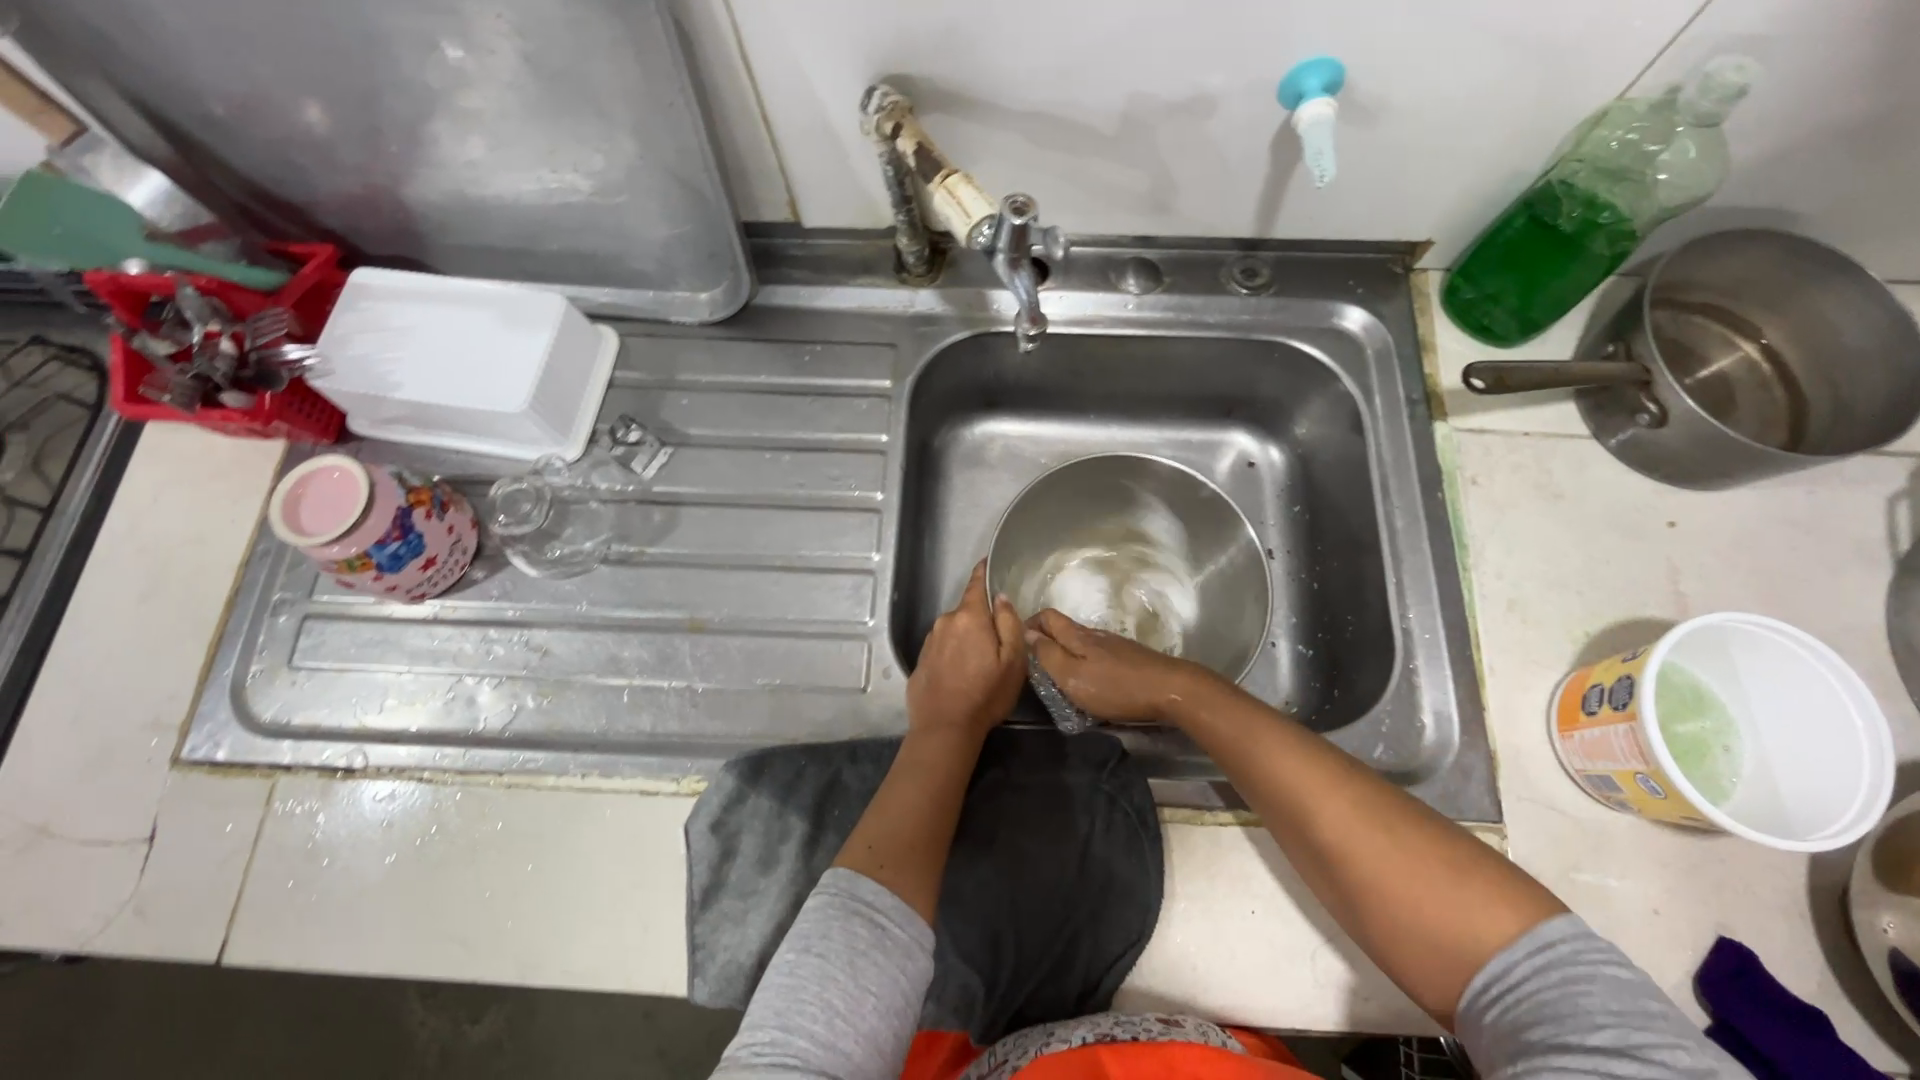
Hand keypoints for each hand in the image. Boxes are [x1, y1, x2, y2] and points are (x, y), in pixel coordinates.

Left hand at [906, 561, 1026, 741]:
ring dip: (967, 639)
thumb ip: (1009, 624)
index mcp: (968, 617)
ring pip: (955, 631)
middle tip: (998, 641)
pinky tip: (962, 675)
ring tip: (980, 664)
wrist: (944, 728)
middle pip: (968, 611)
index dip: (984, 572)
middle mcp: (945, 622)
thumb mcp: (1012, 661)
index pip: (976, 584)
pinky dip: (954, 654)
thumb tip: (1001, 598)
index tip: (989, 562)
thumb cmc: (985, 694)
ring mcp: (929, 641)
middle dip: (982, 619)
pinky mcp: (921, 660)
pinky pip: (943, 648)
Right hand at [1025, 608, 1221, 723]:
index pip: (1047, 617)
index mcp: (1077, 636)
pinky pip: (1098, 653)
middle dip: (1046, 637)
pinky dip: (1085, 660)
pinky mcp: (1130, 657)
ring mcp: (1114, 644)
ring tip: (1058, 672)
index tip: (1019, 642)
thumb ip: (1048, 656)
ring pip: (1082, 640)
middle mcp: (1094, 634)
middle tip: (1034, 660)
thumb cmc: (1116, 687)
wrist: (1171, 689)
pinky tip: (1089, 678)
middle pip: (1064, 627)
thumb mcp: (1073, 677)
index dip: (1030, 623)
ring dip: (1066, 650)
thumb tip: (1028, 634)